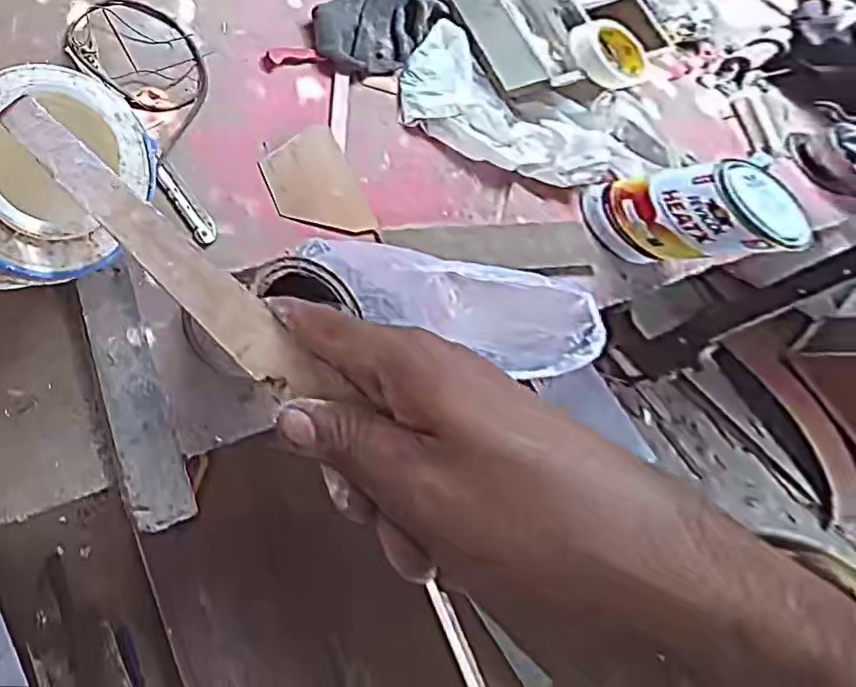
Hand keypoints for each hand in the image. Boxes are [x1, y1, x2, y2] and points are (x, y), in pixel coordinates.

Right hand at [266, 297, 855, 683]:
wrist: (683, 588)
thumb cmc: (537, 522)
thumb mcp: (414, 484)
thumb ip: (339, 439)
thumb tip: (285, 410)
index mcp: (405, 360)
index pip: (310, 323)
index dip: (264, 329)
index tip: (229, 343)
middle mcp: (428, 371)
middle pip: (338, 390)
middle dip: (333, 448)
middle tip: (350, 497)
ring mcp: (459, 408)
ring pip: (375, 433)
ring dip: (374, 488)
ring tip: (407, 540)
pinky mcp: (485, 444)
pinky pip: (418, 457)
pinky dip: (412, 499)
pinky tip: (435, 546)